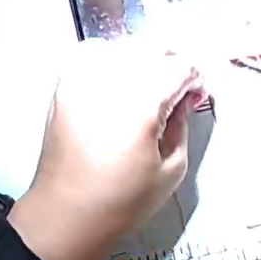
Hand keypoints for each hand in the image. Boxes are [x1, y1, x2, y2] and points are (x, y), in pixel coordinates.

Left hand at [10, 39, 201, 259]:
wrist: (66, 213)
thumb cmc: (122, 201)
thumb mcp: (172, 170)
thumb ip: (183, 124)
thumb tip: (184, 99)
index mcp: (143, 105)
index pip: (180, 66)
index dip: (194, 79)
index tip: (195, 96)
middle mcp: (112, 82)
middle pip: (153, 47)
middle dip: (171, 64)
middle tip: (175, 91)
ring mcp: (84, 79)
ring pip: (124, 46)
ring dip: (143, 59)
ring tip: (147, 88)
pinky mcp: (65, 85)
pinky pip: (93, 53)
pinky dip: (111, 58)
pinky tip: (118, 82)